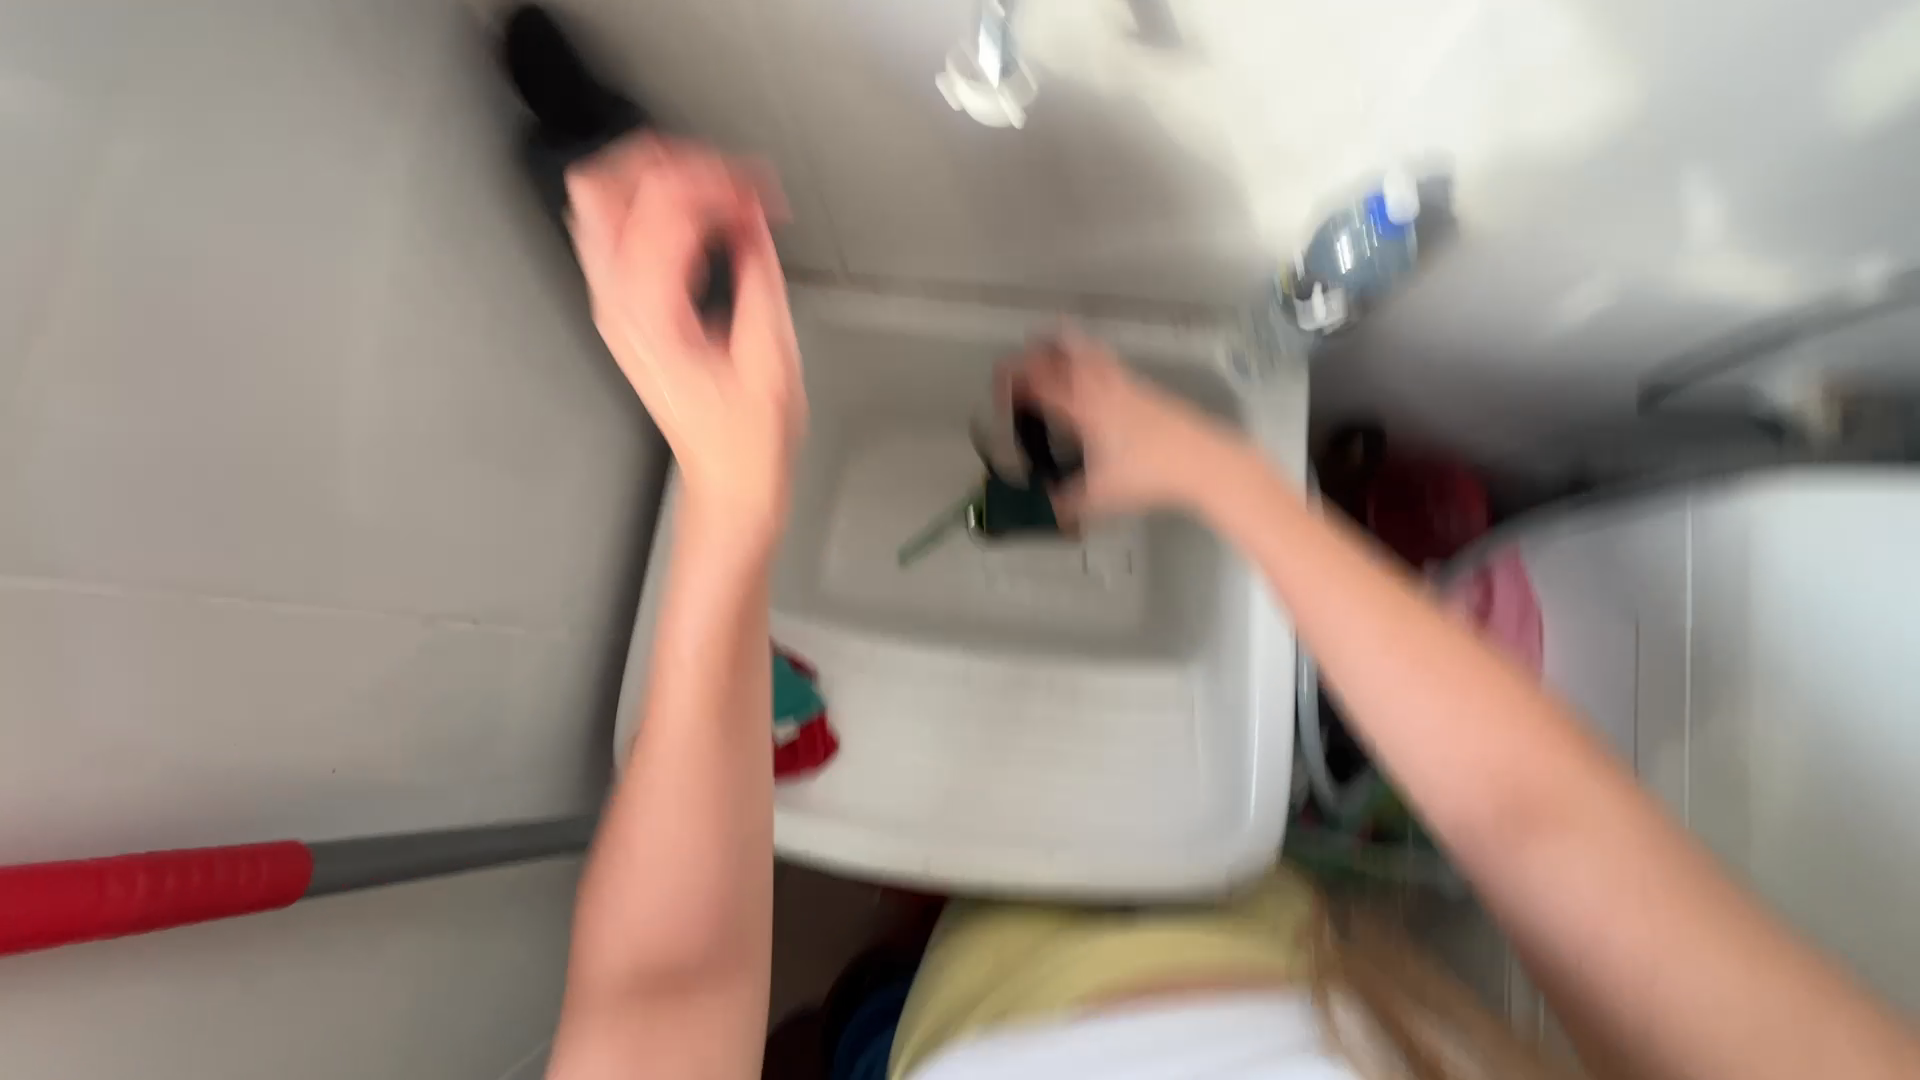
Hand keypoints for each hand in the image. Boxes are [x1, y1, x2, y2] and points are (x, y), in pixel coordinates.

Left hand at [565, 135, 805, 537]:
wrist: (728, 483)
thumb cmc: (747, 441)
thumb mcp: (770, 354)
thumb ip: (758, 272)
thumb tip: (753, 218)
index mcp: (650, 313)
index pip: (666, 206)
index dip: (720, 183)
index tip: (760, 191)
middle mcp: (617, 306)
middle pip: (609, 186)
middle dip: (673, 165)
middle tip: (727, 179)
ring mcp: (614, 310)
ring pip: (600, 204)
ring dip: (656, 184)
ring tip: (712, 193)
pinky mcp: (627, 317)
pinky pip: (617, 239)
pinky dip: (655, 215)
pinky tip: (699, 226)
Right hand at [1010, 324, 1235, 519]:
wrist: (1206, 462)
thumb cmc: (1150, 476)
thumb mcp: (1100, 497)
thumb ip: (1065, 504)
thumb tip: (1043, 511)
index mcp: (1083, 407)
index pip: (1035, 380)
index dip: (1010, 384)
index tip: (1000, 398)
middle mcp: (1099, 385)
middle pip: (1057, 350)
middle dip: (1030, 358)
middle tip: (1017, 377)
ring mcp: (1123, 381)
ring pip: (1084, 348)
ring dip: (1059, 351)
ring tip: (1047, 367)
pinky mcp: (1142, 386)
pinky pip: (1104, 361)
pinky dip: (1085, 361)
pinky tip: (1088, 388)